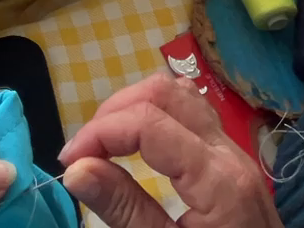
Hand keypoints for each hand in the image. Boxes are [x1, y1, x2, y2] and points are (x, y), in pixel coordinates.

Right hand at [60, 73, 279, 227]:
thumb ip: (124, 210)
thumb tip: (76, 168)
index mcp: (218, 179)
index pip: (147, 121)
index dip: (100, 132)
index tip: (68, 161)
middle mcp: (230, 152)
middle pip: (164, 92)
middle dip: (114, 111)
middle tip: (86, 150)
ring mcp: (234, 153)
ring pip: (179, 93)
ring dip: (134, 105)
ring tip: (106, 142)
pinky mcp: (231, 161)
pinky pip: (191, 111)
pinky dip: (157, 111)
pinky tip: (140, 138)